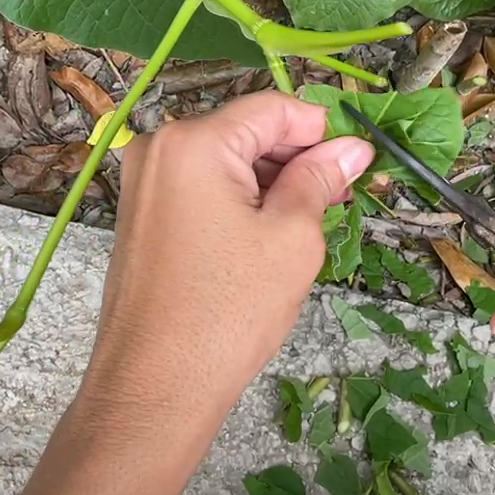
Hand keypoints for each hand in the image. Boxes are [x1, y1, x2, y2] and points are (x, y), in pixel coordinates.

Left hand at [84, 90, 373, 425]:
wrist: (152, 387)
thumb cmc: (227, 312)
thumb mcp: (291, 238)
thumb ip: (321, 180)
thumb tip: (352, 147)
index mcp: (193, 141)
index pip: (271, 108)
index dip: (320, 129)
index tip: (354, 160)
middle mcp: (159, 147)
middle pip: (245, 131)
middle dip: (294, 159)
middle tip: (336, 200)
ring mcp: (142, 180)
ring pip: (224, 160)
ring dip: (268, 182)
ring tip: (304, 224)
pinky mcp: (140, 212)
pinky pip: (200, 186)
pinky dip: (237, 200)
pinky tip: (264, 235)